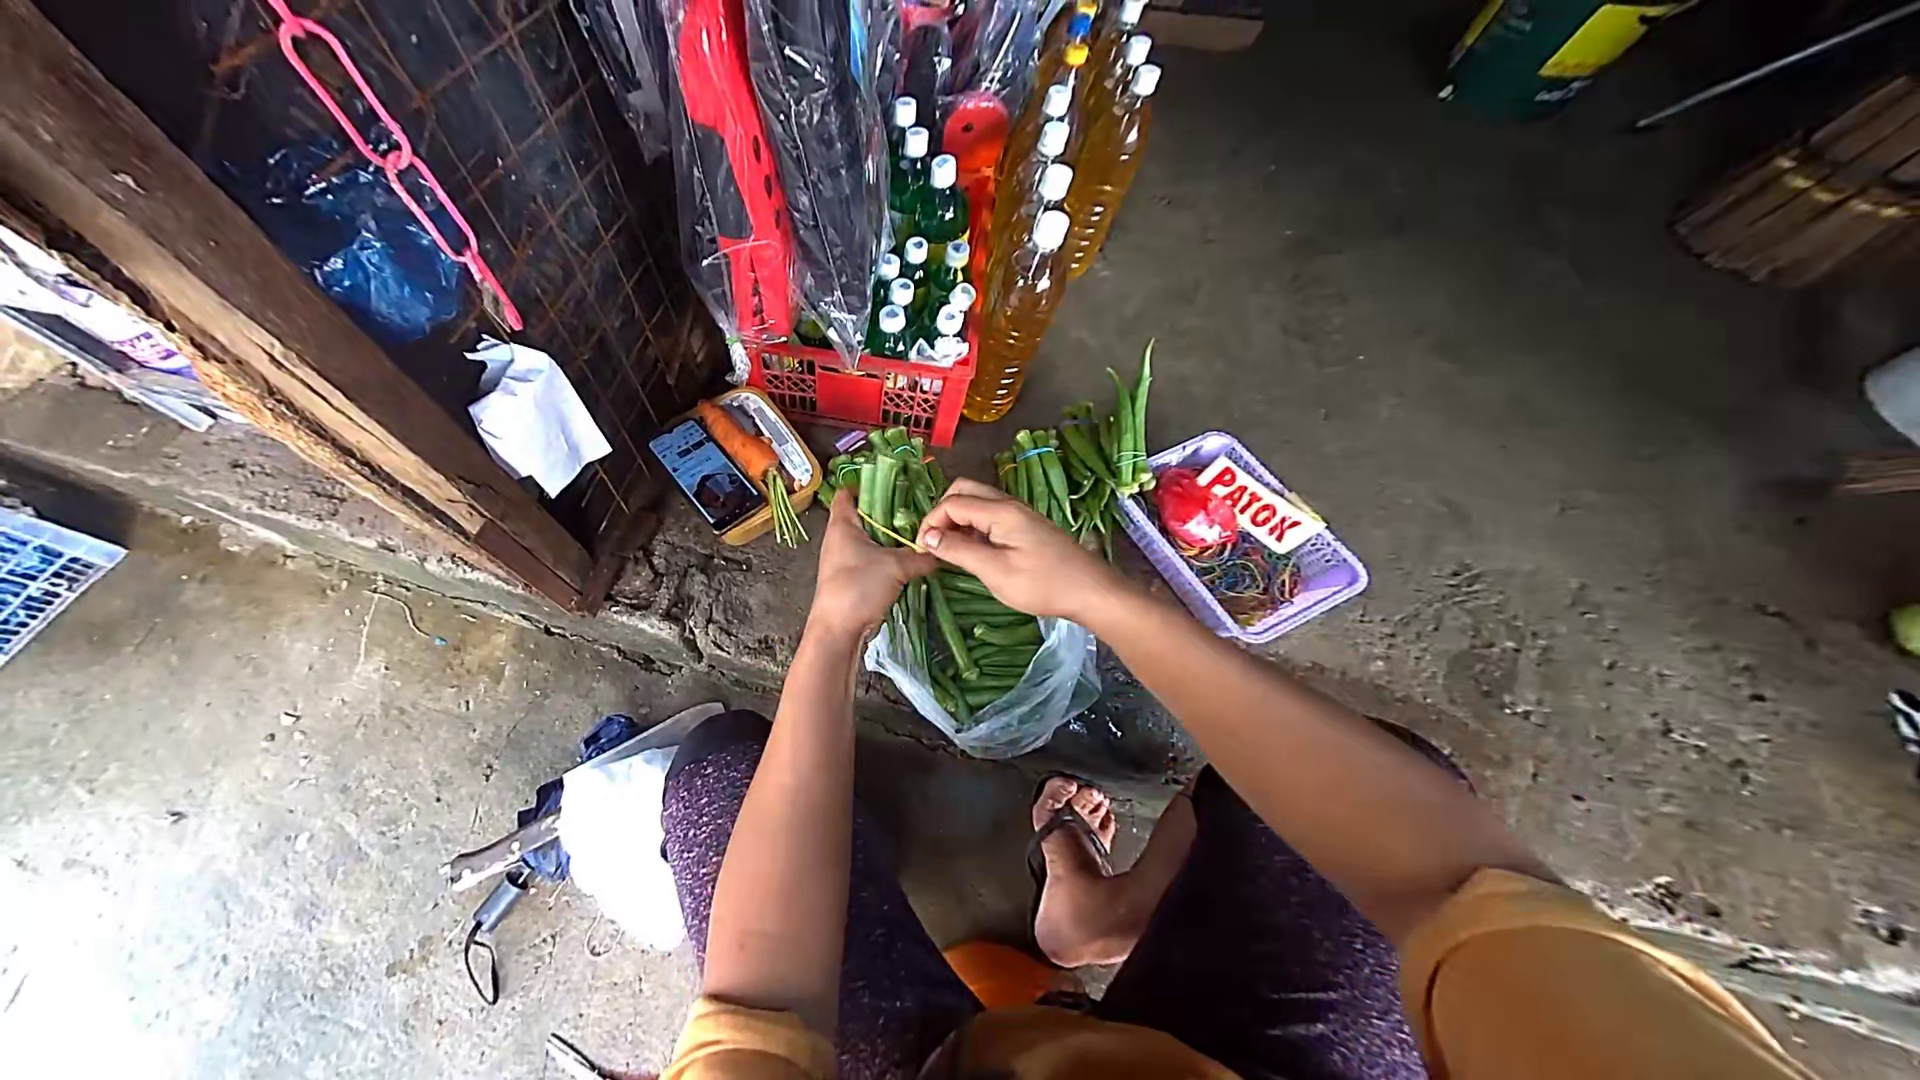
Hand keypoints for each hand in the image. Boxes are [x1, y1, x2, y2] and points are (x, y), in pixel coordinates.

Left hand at [808, 487, 935, 639]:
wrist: (838, 631)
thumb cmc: (858, 588)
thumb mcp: (896, 567)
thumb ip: (921, 557)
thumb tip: (942, 551)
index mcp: (842, 525)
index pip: (848, 493)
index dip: (868, 485)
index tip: (895, 486)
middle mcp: (840, 539)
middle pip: (864, 516)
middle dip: (889, 513)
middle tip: (917, 511)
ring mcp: (844, 559)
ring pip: (870, 539)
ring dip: (891, 537)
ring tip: (918, 534)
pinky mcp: (852, 578)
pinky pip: (873, 559)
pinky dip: (888, 557)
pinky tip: (910, 560)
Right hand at [915, 478, 1130, 620]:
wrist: (1089, 590)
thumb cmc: (1042, 584)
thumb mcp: (995, 571)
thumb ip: (959, 551)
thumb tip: (929, 537)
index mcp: (1000, 511)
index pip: (952, 502)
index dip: (931, 522)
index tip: (923, 548)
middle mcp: (1009, 504)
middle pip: (964, 491)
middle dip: (943, 513)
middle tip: (936, 543)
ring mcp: (1020, 514)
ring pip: (978, 502)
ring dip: (959, 520)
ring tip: (952, 551)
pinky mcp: (1026, 526)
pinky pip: (991, 516)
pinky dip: (975, 527)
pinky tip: (975, 552)